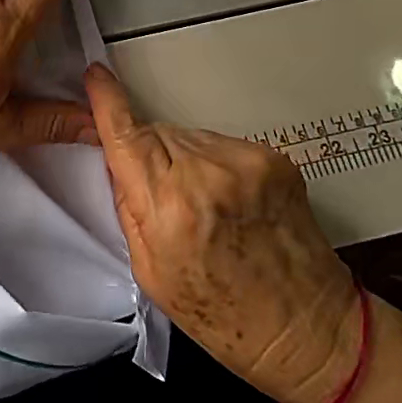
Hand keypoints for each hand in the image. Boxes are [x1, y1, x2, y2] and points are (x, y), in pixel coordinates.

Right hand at [83, 64, 361, 402]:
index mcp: (168, 206)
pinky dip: (213, 162)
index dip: (106, 102)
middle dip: (147, 151)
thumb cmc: (218, 310)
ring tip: (199, 203)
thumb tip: (118, 160)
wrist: (306, 328)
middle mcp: (208, 174)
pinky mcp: (274, 159)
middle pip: (155, 133)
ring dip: (181, 156)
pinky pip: (220, 144)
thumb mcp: (147, 266)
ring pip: (187, 135)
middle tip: (158, 193)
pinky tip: (227, 198)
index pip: (127, 137)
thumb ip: (129, 205)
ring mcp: (247, 163)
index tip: (95, 74)